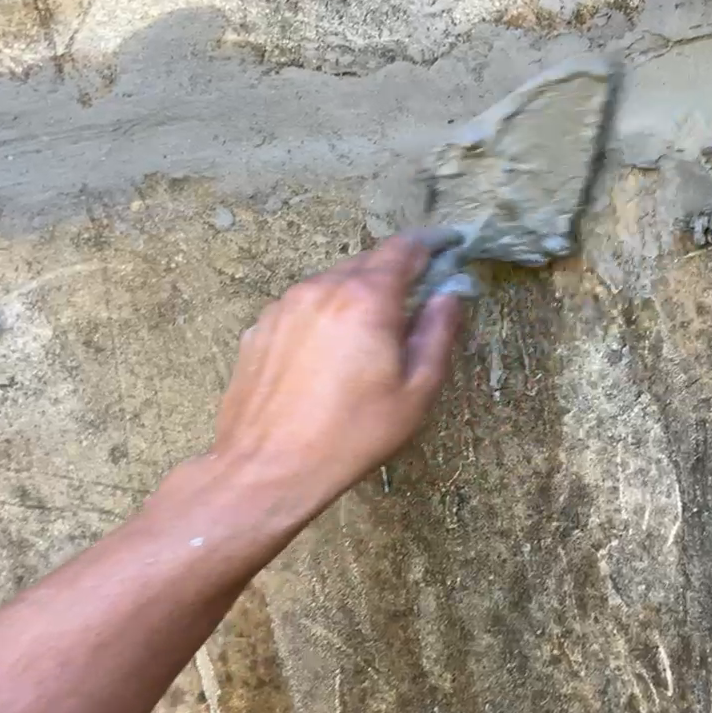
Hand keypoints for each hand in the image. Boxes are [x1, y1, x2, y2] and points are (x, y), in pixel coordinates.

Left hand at [206, 232, 463, 508]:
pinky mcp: (260, 328)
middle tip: (422, 292)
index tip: (451, 245)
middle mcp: (322, 290)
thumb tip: (449, 295)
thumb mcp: (418, 388)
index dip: (433, 243)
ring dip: (364, 291)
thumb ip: (439, 331)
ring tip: (379, 326)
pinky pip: (307, 304)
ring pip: (335, 281)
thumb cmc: (354, 432)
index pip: (404, 249)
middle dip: (400, 269)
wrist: (267, 470)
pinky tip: (338, 347)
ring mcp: (284, 307)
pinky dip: (331, 310)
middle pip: (369, 261)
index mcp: (367, 299)